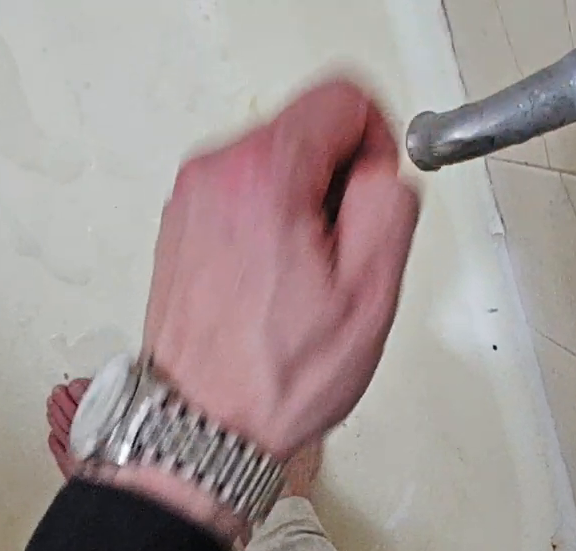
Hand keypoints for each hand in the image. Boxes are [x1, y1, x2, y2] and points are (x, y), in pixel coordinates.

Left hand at [142, 77, 420, 460]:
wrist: (206, 426)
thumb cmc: (276, 379)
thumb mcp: (370, 295)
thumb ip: (391, 206)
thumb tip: (384, 173)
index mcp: (266, 176)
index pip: (343, 99)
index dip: (378, 145)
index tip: (376, 194)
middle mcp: (217, 175)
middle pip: (307, 133)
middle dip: (340, 188)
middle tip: (340, 261)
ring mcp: (193, 202)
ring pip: (277, 170)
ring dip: (306, 215)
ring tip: (304, 286)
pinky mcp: (184, 229)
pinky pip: (246, 204)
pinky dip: (272, 233)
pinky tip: (276, 289)